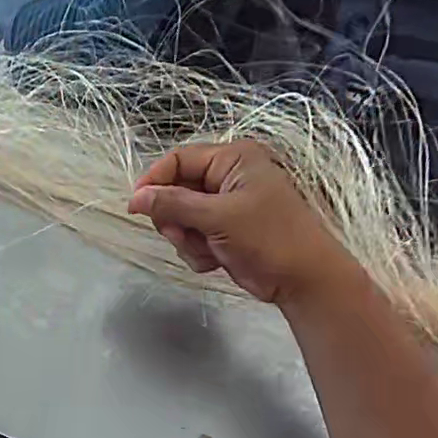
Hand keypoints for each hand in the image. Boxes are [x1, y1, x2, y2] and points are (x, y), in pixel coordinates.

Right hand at [126, 140, 362, 304]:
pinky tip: (215, 262)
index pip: (179, 160)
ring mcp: (225, 209)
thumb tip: (136, 197)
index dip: (155, 181)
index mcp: (232, 159)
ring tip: (209, 251)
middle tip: (183, 235)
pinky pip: (194, 240)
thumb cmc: (268, 237)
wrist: (301, 278)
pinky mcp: (224, 235)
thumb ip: (174, 205)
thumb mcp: (218, 217)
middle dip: (175, 219)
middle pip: (176, 192)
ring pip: (181, 221)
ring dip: (188, 241)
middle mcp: (227, 179)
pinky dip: (198, 253)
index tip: (136, 206)